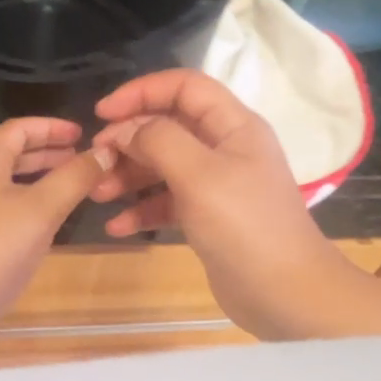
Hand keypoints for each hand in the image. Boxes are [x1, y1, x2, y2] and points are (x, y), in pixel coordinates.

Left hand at [0, 117, 112, 332]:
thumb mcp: (42, 208)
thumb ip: (75, 177)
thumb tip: (105, 152)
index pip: (15, 130)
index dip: (49, 126)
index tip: (80, 134)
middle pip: (11, 155)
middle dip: (47, 153)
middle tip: (81, 159)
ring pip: (9, 184)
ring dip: (41, 180)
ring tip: (73, 186)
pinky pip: (6, 210)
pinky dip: (32, 205)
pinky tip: (51, 222)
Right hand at [91, 70, 380, 338]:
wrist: (284, 292)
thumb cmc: (244, 226)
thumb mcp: (199, 175)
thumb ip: (159, 141)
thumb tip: (126, 128)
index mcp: (233, 126)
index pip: (184, 87)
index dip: (141, 92)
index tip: (102, 113)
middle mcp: (226, 148)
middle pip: (169, 127)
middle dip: (129, 140)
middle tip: (95, 161)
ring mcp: (218, 185)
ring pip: (163, 166)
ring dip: (129, 175)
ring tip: (99, 194)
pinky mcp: (208, 218)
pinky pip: (168, 202)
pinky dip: (142, 209)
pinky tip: (118, 226)